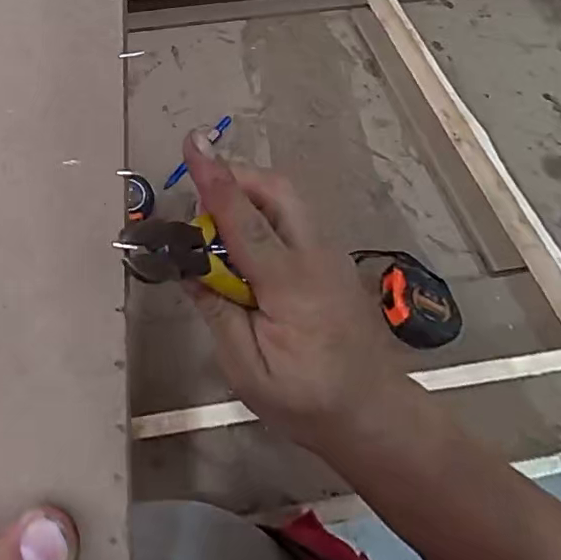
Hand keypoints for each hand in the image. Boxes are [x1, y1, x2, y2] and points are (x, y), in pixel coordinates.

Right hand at [179, 129, 411, 452]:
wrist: (374, 416)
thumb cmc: (306, 401)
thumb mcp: (246, 367)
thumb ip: (216, 311)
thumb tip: (187, 267)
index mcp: (290, 285)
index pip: (245, 222)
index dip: (215, 181)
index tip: (193, 143)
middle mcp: (314, 258)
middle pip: (276, 191)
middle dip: (234, 178)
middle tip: (198, 202)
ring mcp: (328, 256)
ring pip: (286, 200)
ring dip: (246, 196)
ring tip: (215, 229)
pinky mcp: (329, 261)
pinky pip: (291, 218)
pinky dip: (260, 214)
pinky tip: (243, 250)